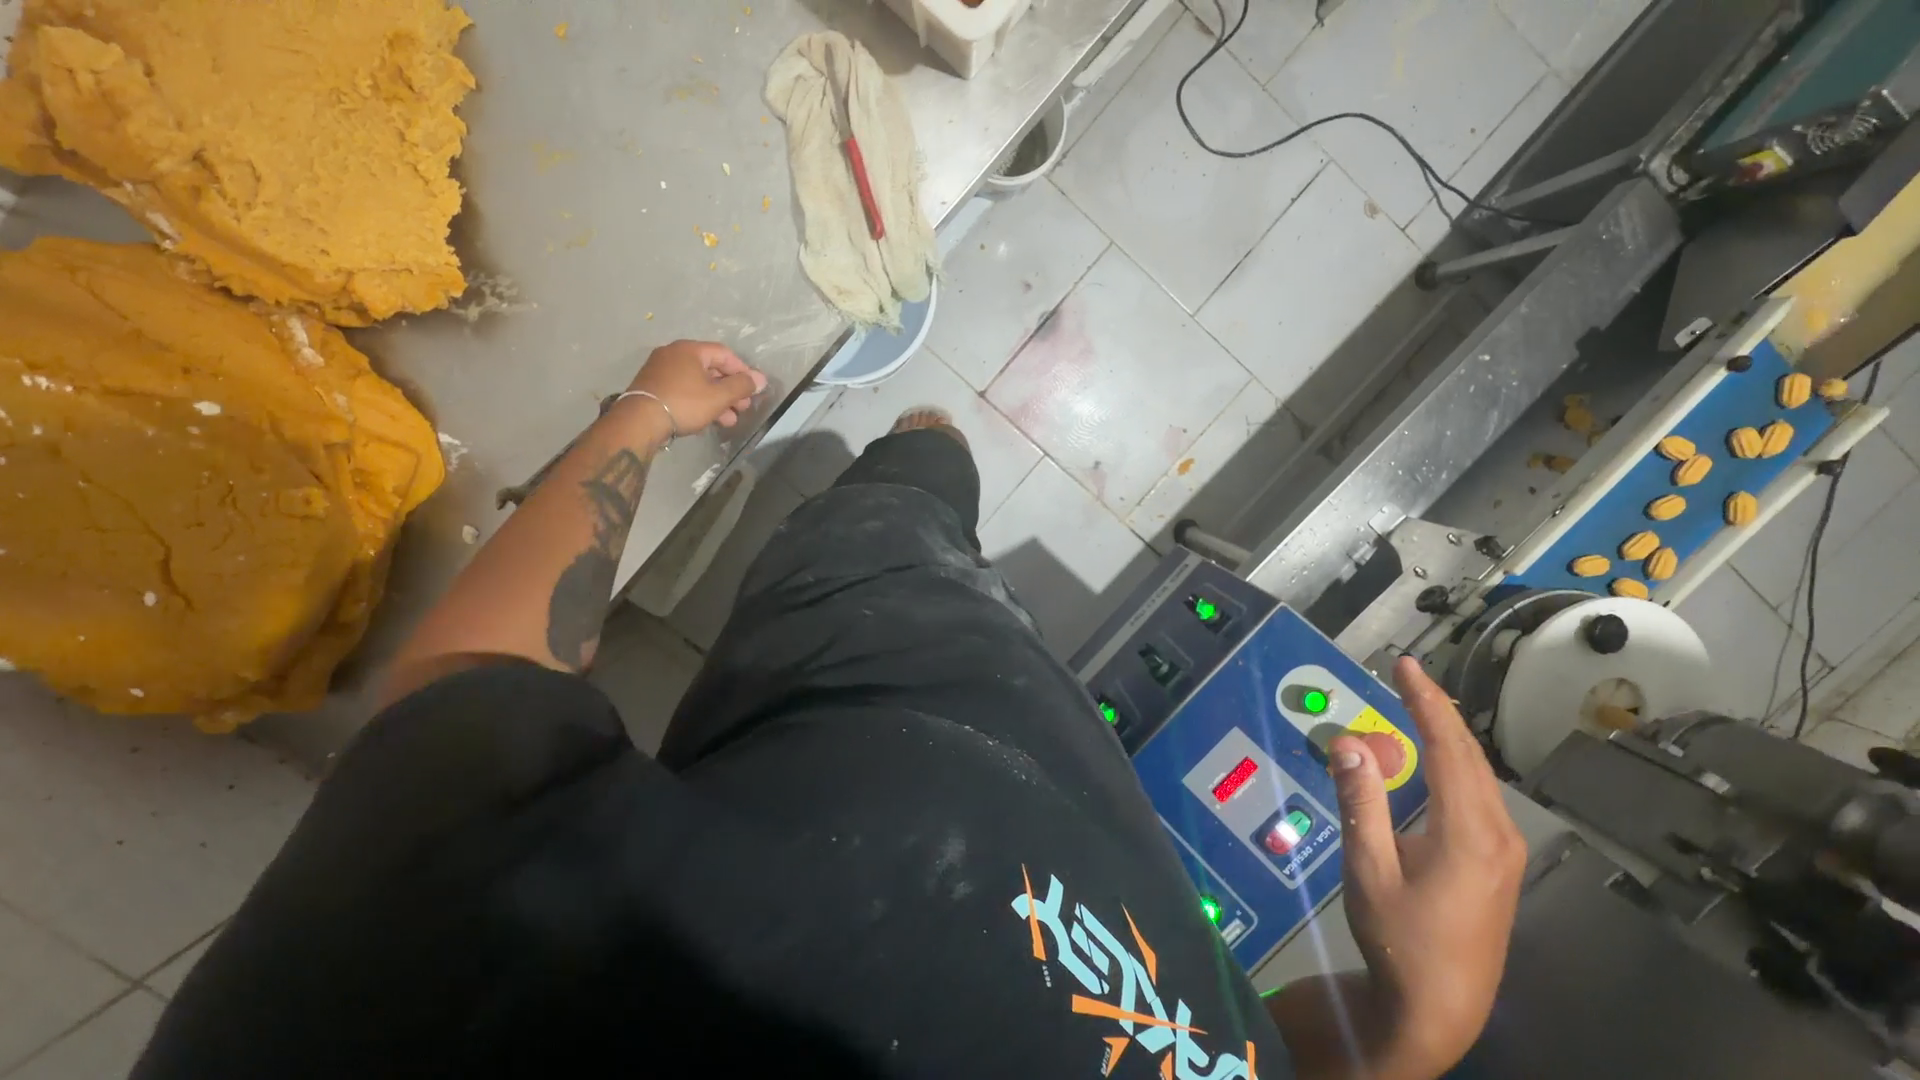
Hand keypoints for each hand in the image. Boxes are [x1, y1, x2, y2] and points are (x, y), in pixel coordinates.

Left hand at [626, 340, 766, 433]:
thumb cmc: (684, 403)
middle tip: (743, 407)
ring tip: (729, 420)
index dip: (742, 370)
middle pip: (710, 368)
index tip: (753, 389)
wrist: (640, 421)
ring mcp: (660, 370)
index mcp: (689, 349)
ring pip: (697, 382)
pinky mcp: (652, 386)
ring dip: (716, 400)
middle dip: (730, 390)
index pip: (724, 354)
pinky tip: (707, 418)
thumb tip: (760, 379)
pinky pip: (683, 389)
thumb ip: (742, 386)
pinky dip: (698, 401)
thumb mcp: (718, 396)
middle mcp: (673, 354)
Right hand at [1265, 657, 1524, 1079]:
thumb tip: (1349, 743)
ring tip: (1415, 706)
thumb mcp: (1368, 871)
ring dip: (1446, 737)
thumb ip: (1361, 803)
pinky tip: (1433, 762)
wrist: (1439, 1007)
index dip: (1425, 702)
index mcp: (1467, 831)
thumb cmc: (1399, 939)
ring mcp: (1503, 851)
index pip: (1448, 748)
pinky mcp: (1497, 864)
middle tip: (1407, 676)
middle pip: (1469, 755)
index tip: (1406, 667)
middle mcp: (1496, 833)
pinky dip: (1452, 765)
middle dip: (1438, 710)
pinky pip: (1477, 796)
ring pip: (1477, 775)